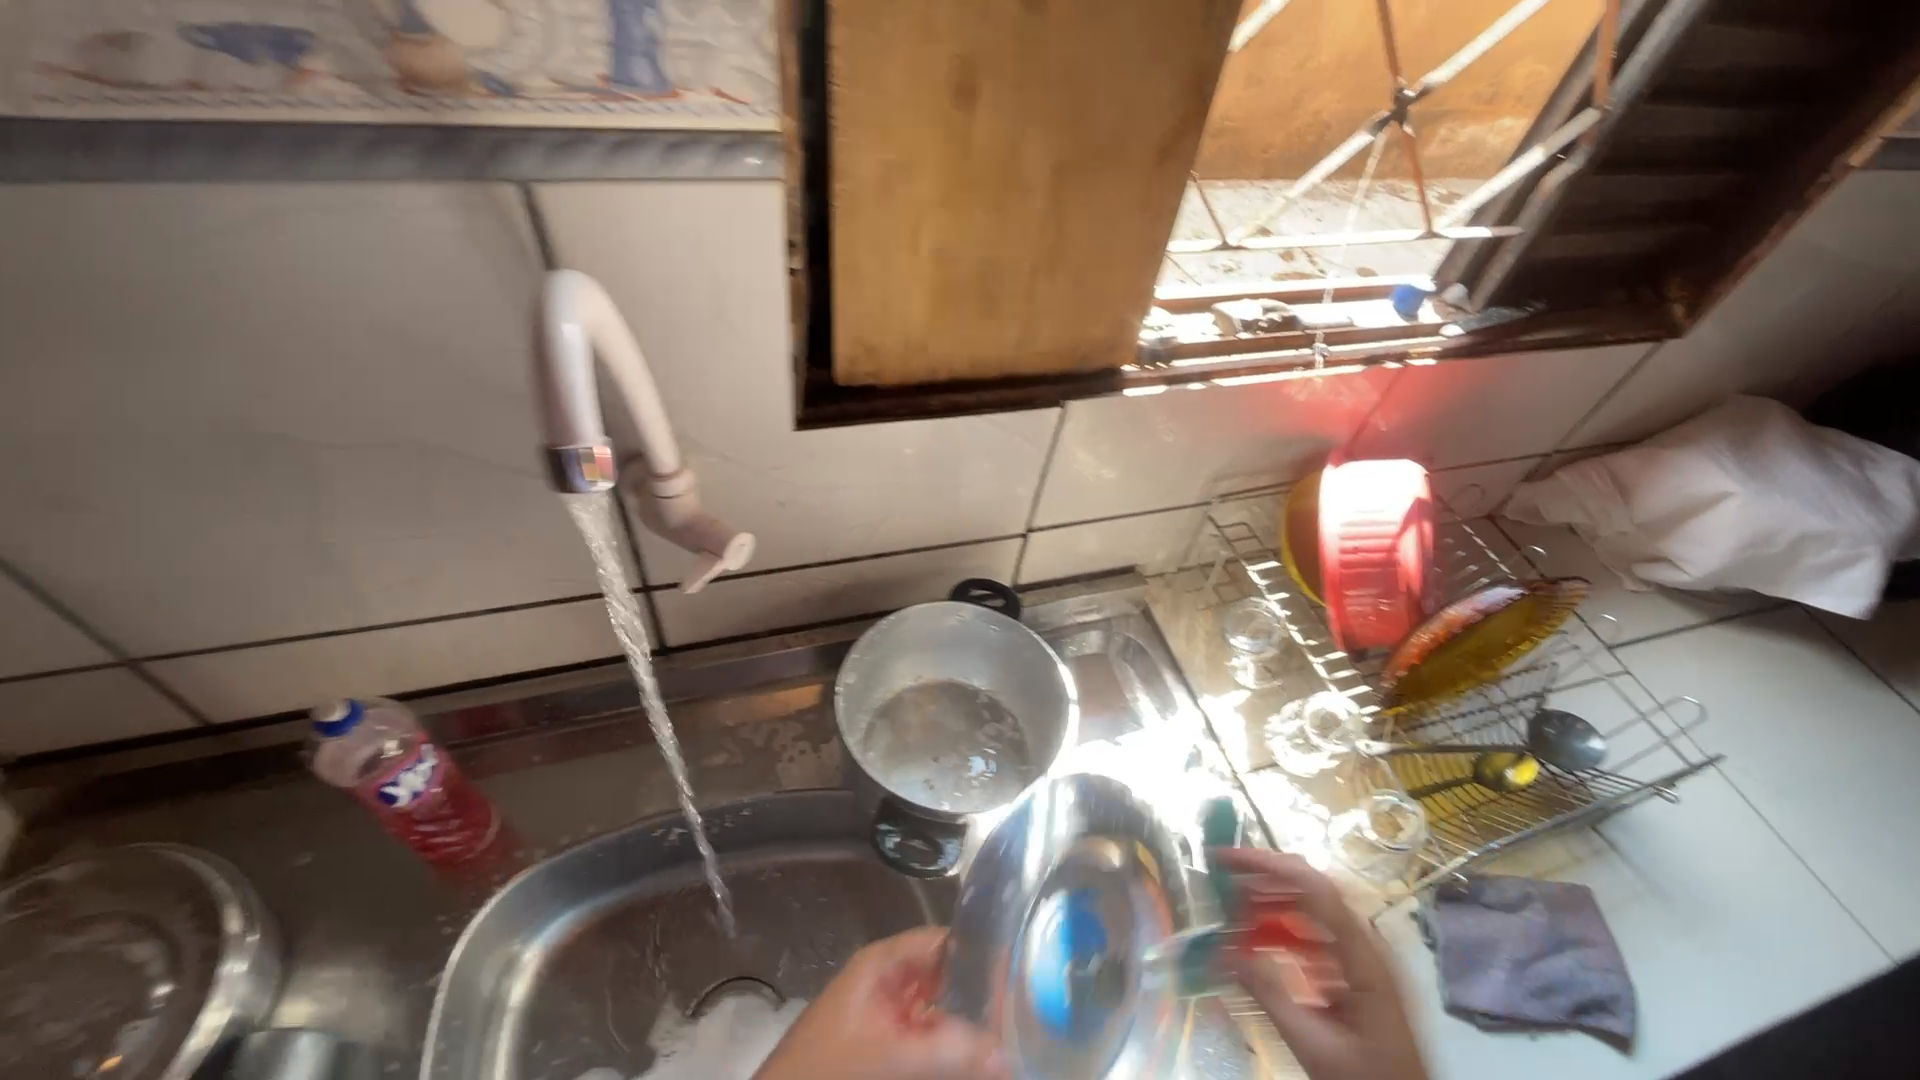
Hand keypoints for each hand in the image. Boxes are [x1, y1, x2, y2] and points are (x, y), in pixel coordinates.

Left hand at [753, 926, 1007, 1079]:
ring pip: (939, 1014)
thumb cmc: (828, 1066)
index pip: (941, 941)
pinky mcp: (884, 1047)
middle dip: (980, 997)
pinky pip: (928, 1041)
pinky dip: (951, 1052)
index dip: (978, 953)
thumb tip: (1007, 1053)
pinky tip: (979, 1063)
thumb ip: (950, 1050)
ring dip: (969, 1030)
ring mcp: (885, 1017)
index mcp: (882, 964)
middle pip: (944, 978)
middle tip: (1022, 1012)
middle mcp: (887, 982)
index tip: (1017, 972)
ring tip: (1010, 1039)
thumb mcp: (892, 1055)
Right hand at [1214, 849, 1428, 1079]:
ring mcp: (1360, 956)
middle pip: (1313, 889)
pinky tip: (1253, 933)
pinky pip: (1313, 932)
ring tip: (1229, 900)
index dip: (1270, 866)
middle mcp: (1365, 945)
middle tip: (1220, 873)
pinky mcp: (1352, 970)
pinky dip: (1281, 924)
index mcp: (1363, 957)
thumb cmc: (1366, 1078)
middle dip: (1264, 875)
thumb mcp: (1314, 1044)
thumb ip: (1270, 996)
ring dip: (1269, 898)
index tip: (1228, 858)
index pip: (1315, 890)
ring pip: (1311, 908)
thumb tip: (1223, 951)